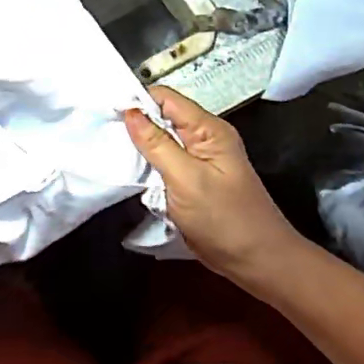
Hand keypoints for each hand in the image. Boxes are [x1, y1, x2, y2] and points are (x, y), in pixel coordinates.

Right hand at [123, 86, 304, 286]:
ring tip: (112, 152)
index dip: (137, 101)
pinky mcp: (193, 181)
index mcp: (208, 129)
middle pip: (162, 118)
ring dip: (140, 148)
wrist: (258, 264)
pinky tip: (131, 174)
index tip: (108, 113)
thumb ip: (157, 144)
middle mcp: (204, 139)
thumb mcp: (186, 179)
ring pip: (161, 142)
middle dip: (135, 125)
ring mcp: (199, 161)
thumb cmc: (225, 220)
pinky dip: (148, 167)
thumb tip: (130, 111)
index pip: (167, 99)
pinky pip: (165, 164)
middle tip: (104, 134)